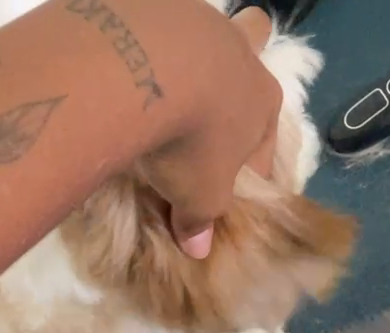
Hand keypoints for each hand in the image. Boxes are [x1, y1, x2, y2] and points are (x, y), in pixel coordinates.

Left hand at [105, 0, 280, 256]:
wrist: (146, 69)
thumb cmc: (192, 142)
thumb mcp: (199, 196)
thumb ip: (200, 220)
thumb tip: (198, 250)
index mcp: (264, 102)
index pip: (264, 141)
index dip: (247, 170)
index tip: (221, 190)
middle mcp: (241, 54)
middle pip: (253, 50)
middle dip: (238, 72)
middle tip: (208, 105)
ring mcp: (202, 23)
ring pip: (207, 33)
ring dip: (190, 58)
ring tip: (158, 89)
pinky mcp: (158, 6)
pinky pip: (158, 25)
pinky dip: (146, 48)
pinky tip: (125, 70)